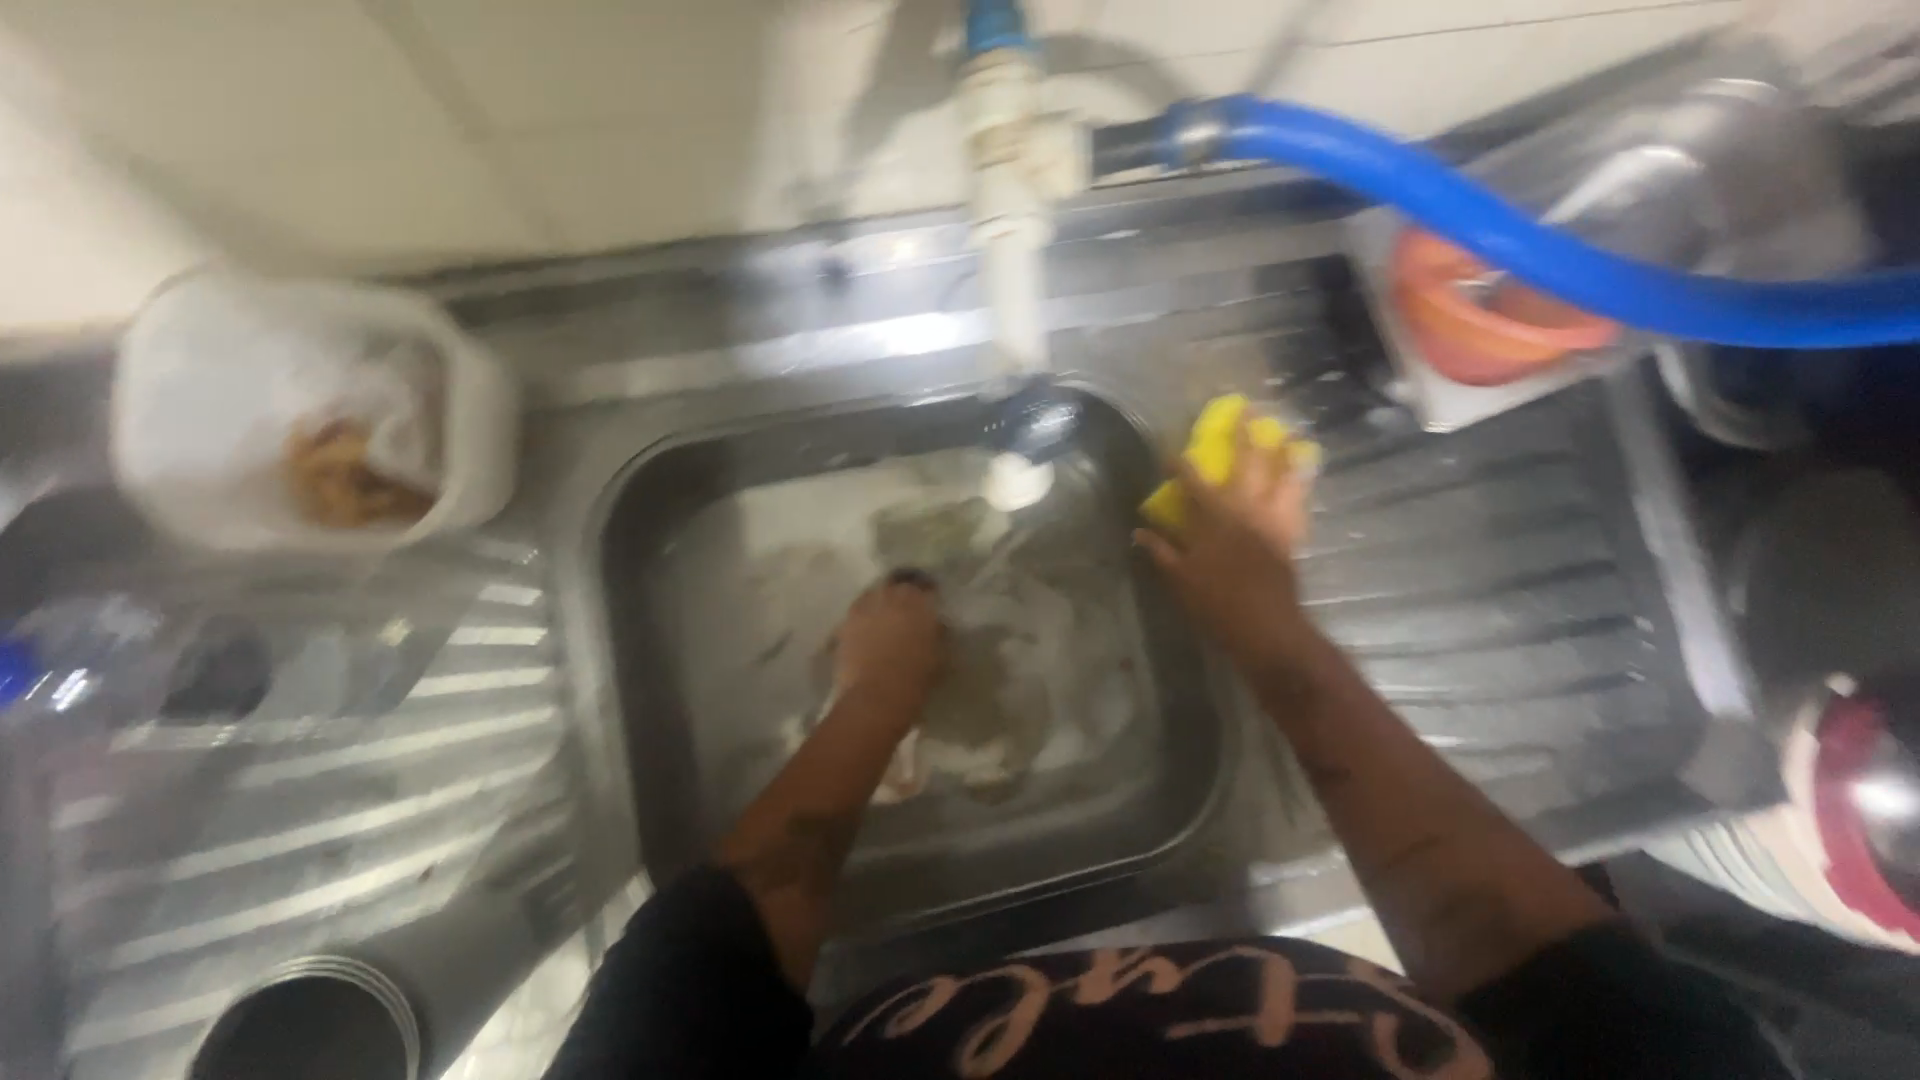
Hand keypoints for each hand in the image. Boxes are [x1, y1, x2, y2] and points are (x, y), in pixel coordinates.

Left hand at [832, 570, 945, 713]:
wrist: (875, 696)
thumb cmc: (915, 678)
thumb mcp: (940, 656)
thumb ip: (937, 634)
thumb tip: (935, 626)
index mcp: (919, 602)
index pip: (925, 586)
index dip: (928, 593)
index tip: (930, 601)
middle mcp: (890, 596)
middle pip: (896, 584)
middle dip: (902, 592)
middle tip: (907, 606)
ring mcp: (864, 607)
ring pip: (873, 593)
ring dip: (880, 600)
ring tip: (884, 615)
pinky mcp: (845, 622)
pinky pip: (856, 611)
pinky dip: (862, 616)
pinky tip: (866, 628)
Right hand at [1134, 420, 1315, 667]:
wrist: (1265, 628)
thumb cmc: (1216, 604)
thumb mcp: (1179, 580)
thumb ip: (1161, 551)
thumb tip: (1139, 532)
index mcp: (1213, 519)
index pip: (1193, 482)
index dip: (1180, 464)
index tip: (1171, 450)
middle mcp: (1244, 511)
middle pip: (1247, 464)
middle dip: (1245, 435)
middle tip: (1249, 411)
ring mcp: (1272, 520)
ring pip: (1283, 477)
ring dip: (1286, 453)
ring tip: (1291, 434)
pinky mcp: (1291, 535)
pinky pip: (1299, 503)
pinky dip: (1302, 486)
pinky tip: (1305, 475)